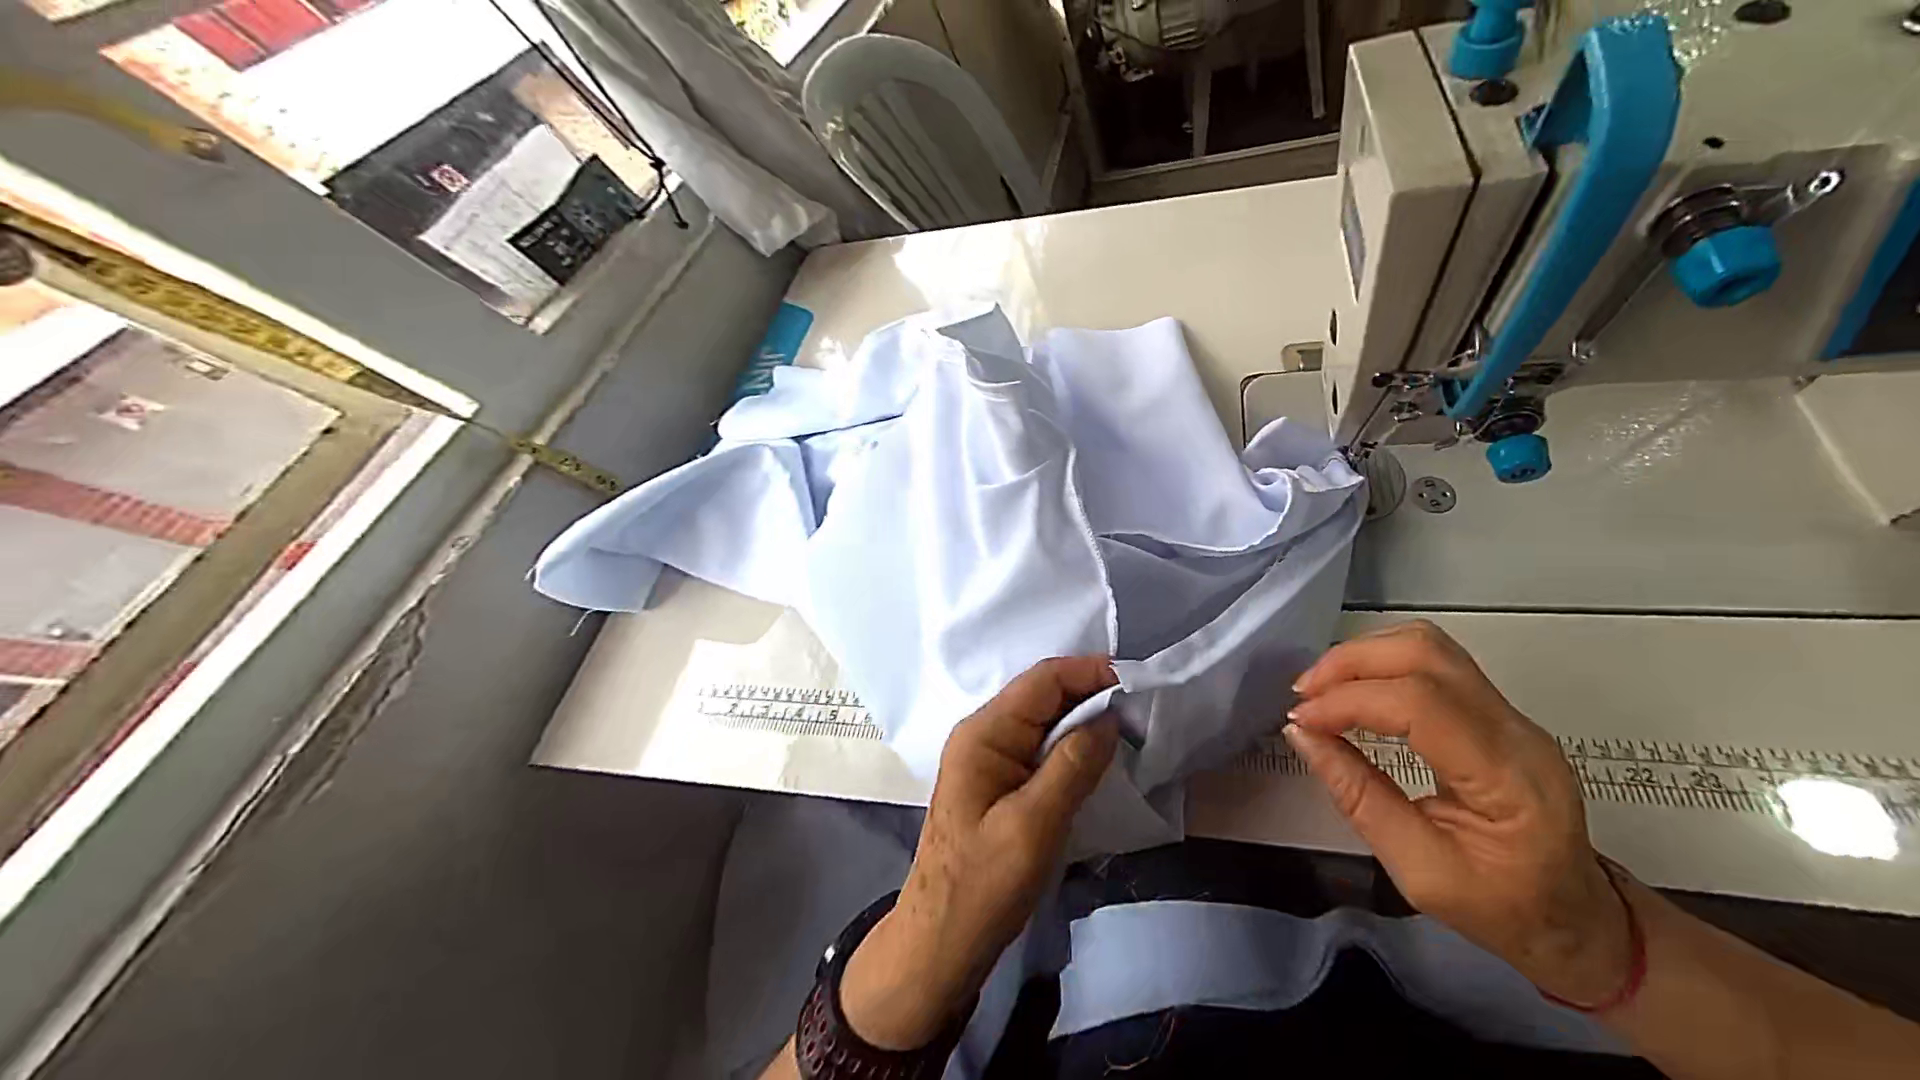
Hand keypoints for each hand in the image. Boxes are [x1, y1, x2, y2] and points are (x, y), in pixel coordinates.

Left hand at [841, 657, 1119, 1048]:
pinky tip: (1098, 759)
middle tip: (1143, 709)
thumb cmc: (984, 883)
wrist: (942, 940)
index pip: (1042, 680)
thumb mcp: (1034, 824)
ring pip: (1043, 722)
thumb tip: (1110, 716)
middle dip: (1091, 695)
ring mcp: (989, 759)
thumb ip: (1073, 765)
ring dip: (1084, 721)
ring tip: (1131, 730)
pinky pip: (1039, 749)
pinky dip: (1071, 747)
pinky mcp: (998, 783)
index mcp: (984, 733)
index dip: (1089, 672)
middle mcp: (983, 735)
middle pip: (1042, 696)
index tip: (1138, 682)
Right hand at [1285, 620, 1633, 1004]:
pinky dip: (1379, 665)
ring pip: (1427, 646)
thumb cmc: (1502, 909)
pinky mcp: (1495, 711)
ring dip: (1362, 656)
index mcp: (1507, 778)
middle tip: (1304, 696)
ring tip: (1321, 690)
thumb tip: (1301, 735)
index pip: (1420, 703)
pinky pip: (1431, 662)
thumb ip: (1358, 796)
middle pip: (1425, 653)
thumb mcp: (1418, 871)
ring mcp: (1510, 714)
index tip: (1300, 721)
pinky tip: (1352, 692)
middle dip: (1349, 663)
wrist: (1580, 922)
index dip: (1348, 700)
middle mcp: (1516, 730)